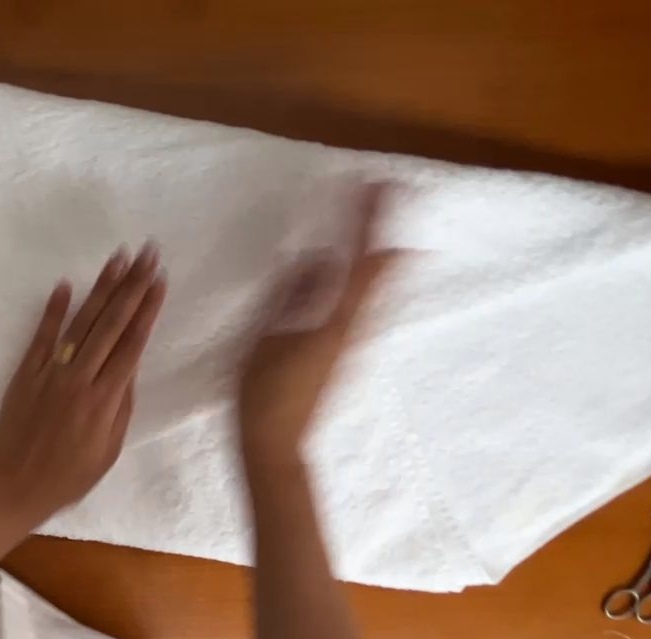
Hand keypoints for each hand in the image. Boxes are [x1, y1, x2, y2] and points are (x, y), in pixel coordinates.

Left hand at [0, 243, 167, 530]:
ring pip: (79, 324)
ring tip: (117, 259)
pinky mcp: (24, 376)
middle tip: (147, 252)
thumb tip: (131, 366)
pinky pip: (41, 338)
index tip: (160, 278)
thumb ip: (121, 405)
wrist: (15, 487)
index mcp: (104, 399)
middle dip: (132, 285)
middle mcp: (78, 379)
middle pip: (110, 324)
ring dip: (100, 289)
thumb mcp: (108, 449)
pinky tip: (65, 285)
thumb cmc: (68, 477)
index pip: (132, 343)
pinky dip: (52, 311)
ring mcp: (49, 375)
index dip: (148, 308)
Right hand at [237, 184, 397, 464]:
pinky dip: (371, 274)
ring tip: (379, 219)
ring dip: (381, 248)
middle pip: (387, 268)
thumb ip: (290, 297)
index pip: (363, 258)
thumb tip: (315, 256)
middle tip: (388, 189)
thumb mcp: (264, 341)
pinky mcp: (346, 352)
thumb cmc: (262, 396)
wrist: (276, 445)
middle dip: (387, 226)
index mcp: (334, 320)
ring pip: (383, 285)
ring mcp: (355, 341)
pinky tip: (359, 270)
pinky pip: (370, 302)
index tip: (376, 181)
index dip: (372, 218)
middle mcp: (356, 326)